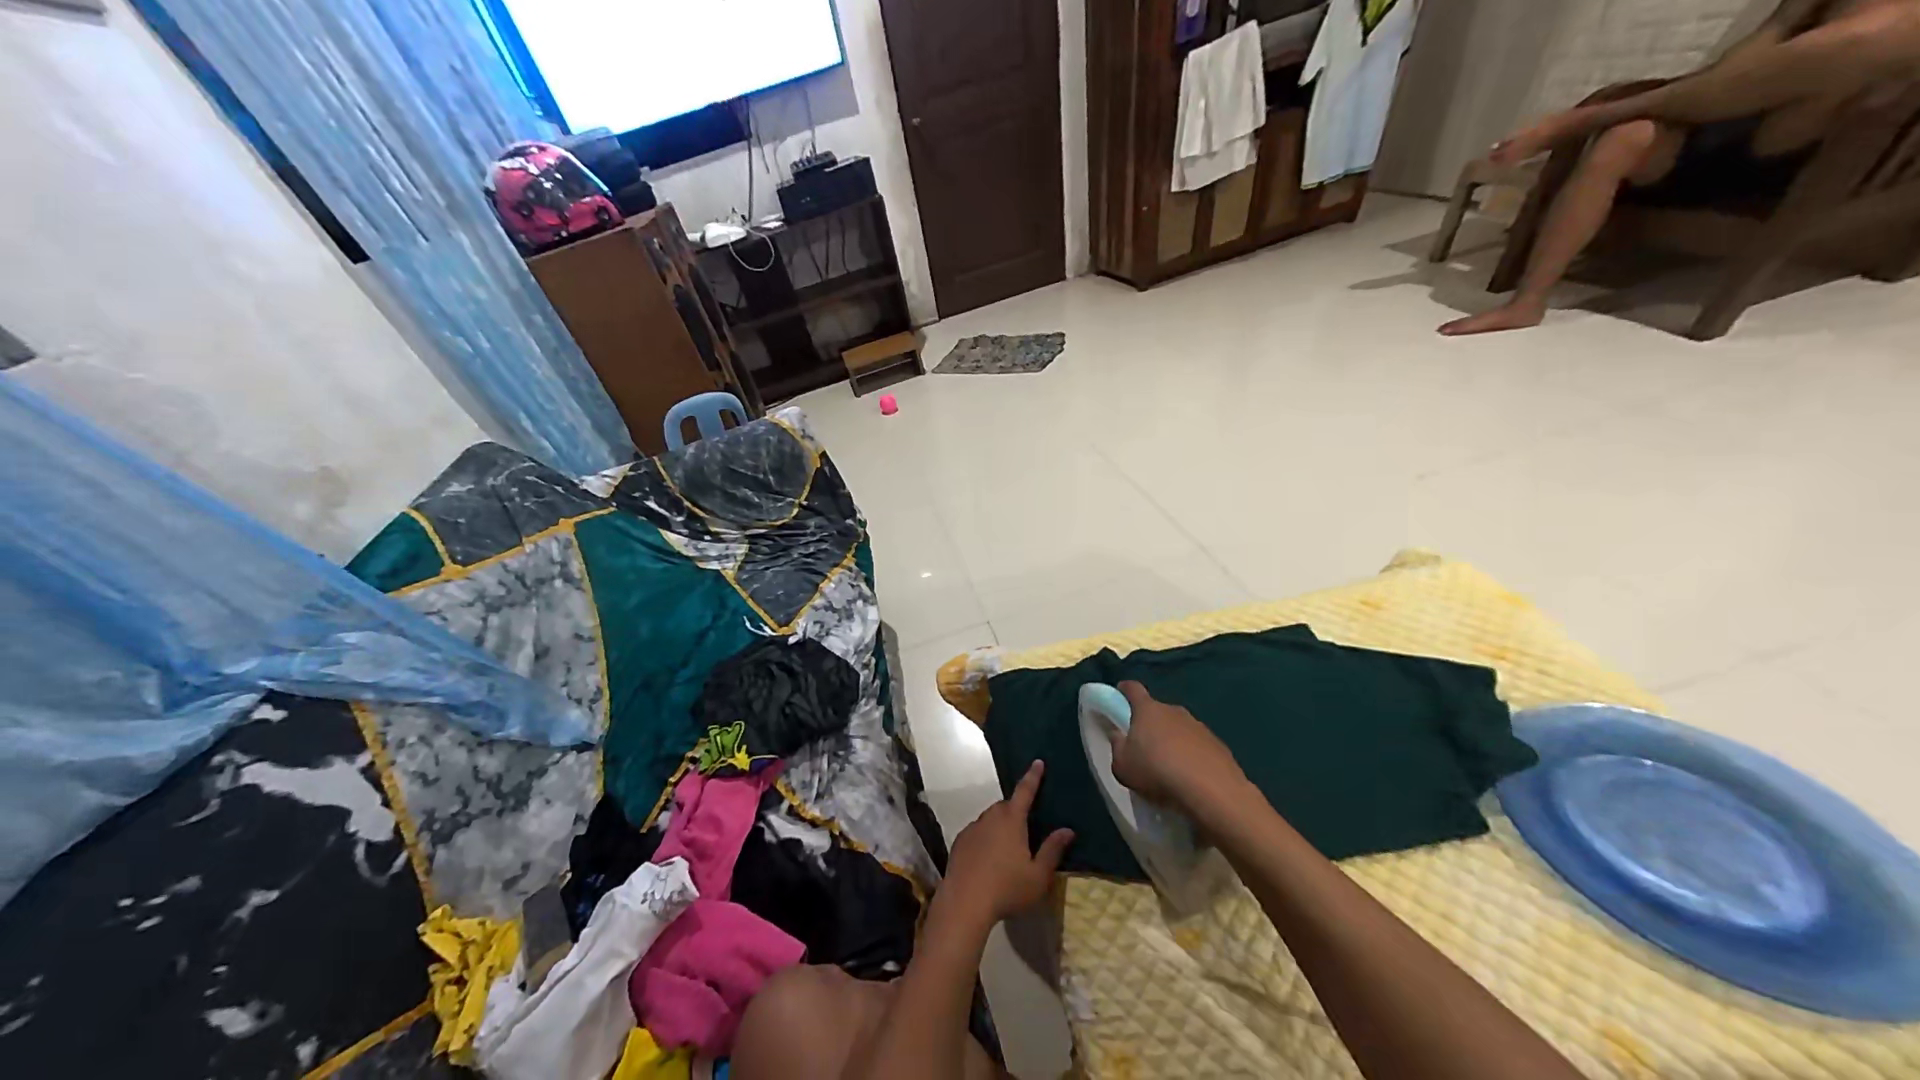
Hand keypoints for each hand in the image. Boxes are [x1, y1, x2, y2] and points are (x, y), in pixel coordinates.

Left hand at [944, 761, 1073, 924]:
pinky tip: (989, 860)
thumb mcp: (1038, 875)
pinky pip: (977, 833)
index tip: (1038, 761)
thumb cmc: (1007, 888)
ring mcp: (972, 829)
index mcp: (1011, 820)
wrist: (964, 903)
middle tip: (1027, 828)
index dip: (1033, 776)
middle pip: (1006, 806)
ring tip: (1008, 849)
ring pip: (990, 820)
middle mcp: (990, 817)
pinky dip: (985, 838)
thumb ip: (1053, 850)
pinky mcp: (959, 842)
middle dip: (1016, 811)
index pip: (1025, 791)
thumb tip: (1067, 830)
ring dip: (1000, 826)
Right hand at [1108, 681, 1246, 815]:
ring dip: (1173, 741)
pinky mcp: (1218, 745)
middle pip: (1157, 711)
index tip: (1118, 699)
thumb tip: (1118, 735)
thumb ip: (1117, 747)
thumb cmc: (1157, 772)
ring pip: (1179, 728)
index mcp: (1148, 710)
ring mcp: (1199, 726)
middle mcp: (1174, 711)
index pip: (1132, 688)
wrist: (1211, 792)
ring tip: (1168, 768)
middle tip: (1142, 747)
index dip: (1124, 691)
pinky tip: (1190, 778)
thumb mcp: (1122, 766)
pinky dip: (1192, 756)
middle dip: (1149, 724)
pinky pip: (1198, 746)